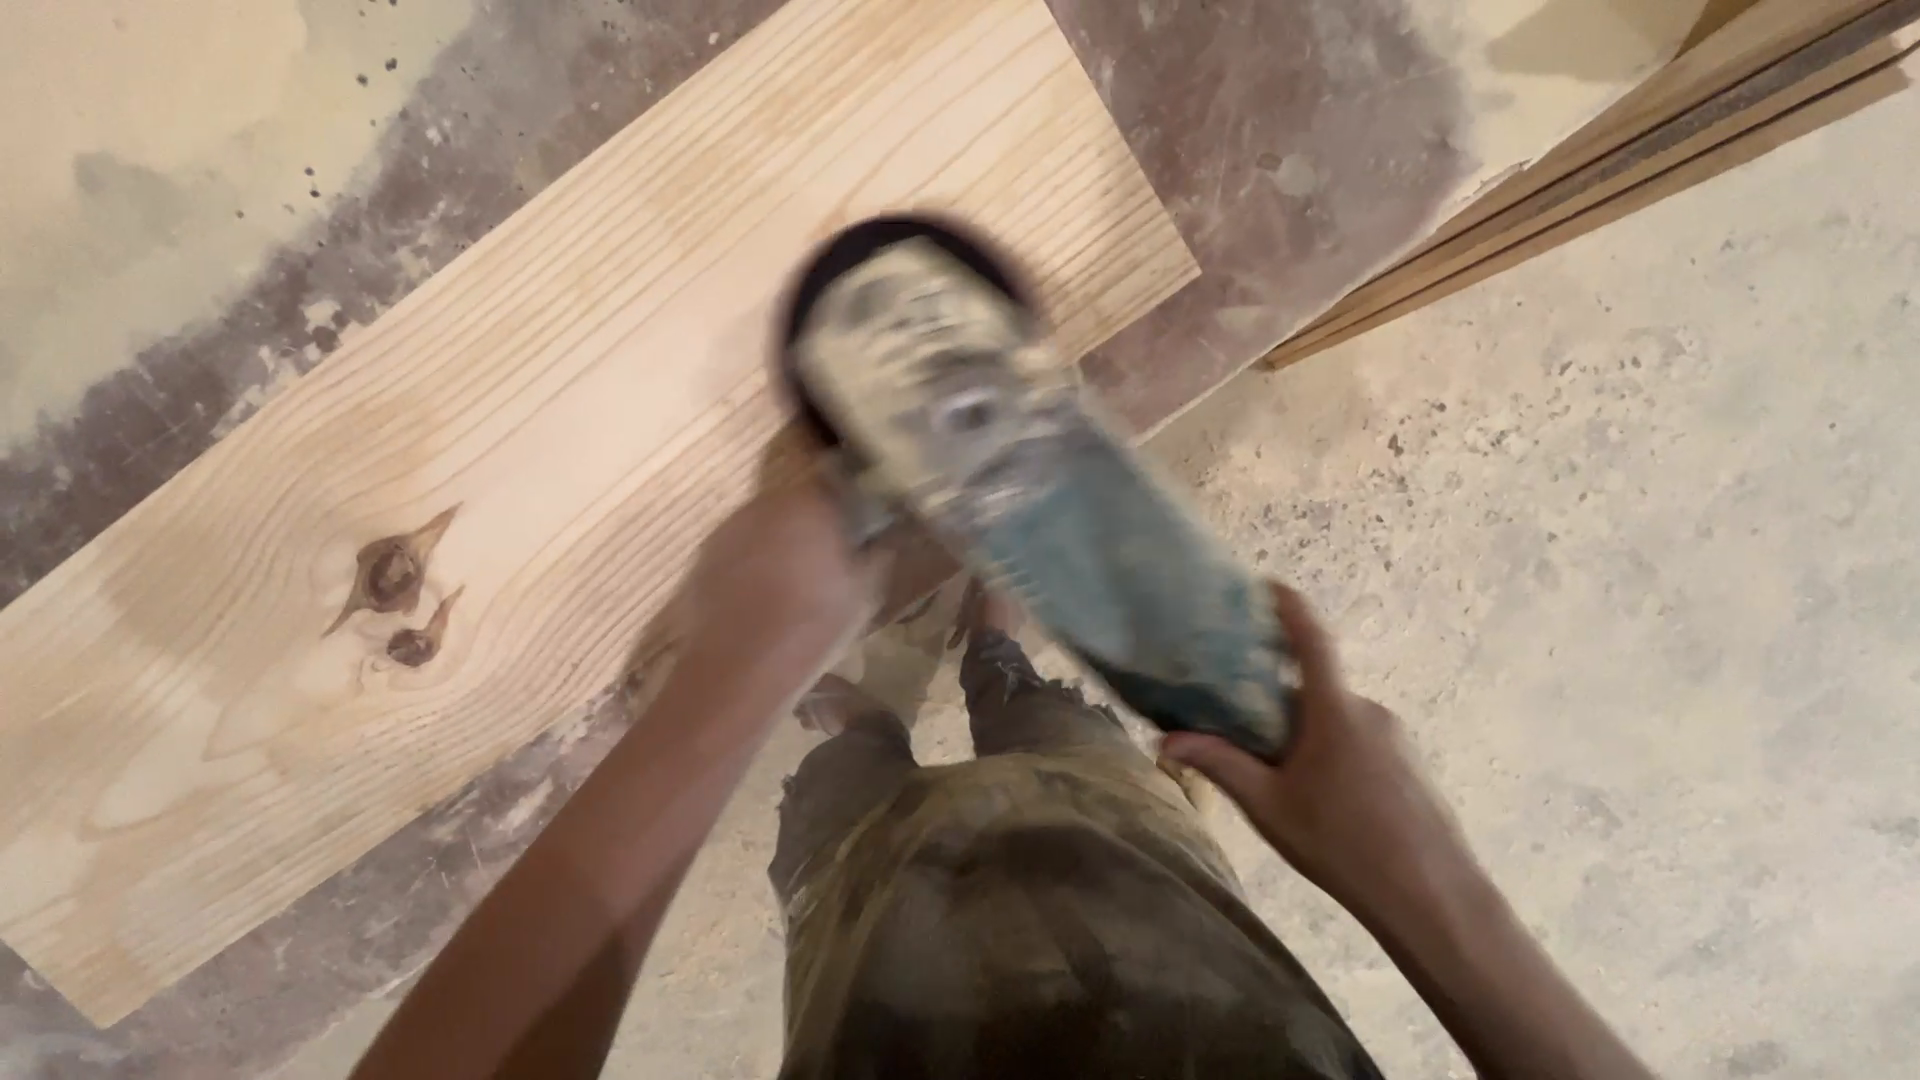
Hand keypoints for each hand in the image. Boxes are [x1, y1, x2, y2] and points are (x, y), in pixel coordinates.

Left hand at [679, 479, 882, 659]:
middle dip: (812, 525)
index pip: (836, 484)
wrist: (737, 666)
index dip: (847, 506)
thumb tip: (880, 540)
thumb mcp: (863, 595)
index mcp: (810, 503)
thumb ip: (875, 556)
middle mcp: (766, 503)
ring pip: (765, 526)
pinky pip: (739, 550)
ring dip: (780, 543)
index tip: (857, 530)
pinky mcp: (703, 556)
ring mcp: (729, 528)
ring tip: (793, 584)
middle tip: (828, 560)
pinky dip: (751, 565)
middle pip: (796, 503)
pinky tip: (760, 599)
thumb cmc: (811, 626)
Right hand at [1161, 583, 1479, 917]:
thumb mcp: (1269, 806)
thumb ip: (1219, 764)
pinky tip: (1320, 797)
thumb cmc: (1344, 845)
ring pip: (1334, 716)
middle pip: (1313, 686)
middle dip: (1275, 697)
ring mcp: (1395, 737)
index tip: (1265, 584)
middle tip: (1238, 724)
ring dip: (1302, 730)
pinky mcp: (1410, 764)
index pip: (1310, 638)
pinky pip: (1358, 738)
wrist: (1436, 901)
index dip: (1287, 604)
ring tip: (1276, 773)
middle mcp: (1369, 711)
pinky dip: (1330, 749)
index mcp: (1334, 710)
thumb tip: (1165, 740)